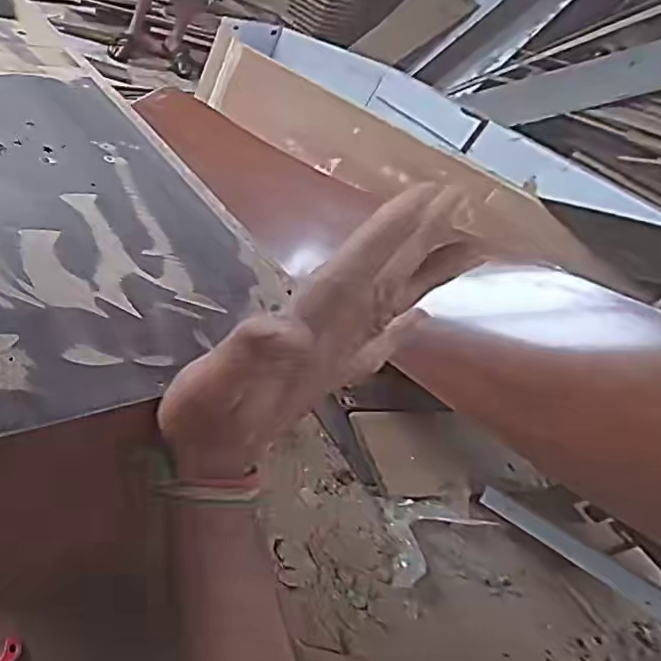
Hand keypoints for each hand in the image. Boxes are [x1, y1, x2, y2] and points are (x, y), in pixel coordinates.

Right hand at [159, 184, 479, 478]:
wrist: (208, 464)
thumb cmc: (200, 420)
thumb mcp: (209, 386)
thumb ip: (243, 357)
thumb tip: (281, 329)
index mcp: (299, 340)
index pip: (347, 280)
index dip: (382, 239)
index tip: (422, 196)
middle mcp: (325, 348)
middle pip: (378, 290)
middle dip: (414, 245)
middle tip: (455, 200)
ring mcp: (326, 365)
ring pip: (383, 314)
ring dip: (419, 279)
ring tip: (461, 247)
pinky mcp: (319, 378)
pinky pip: (371, 349)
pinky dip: (398, 330)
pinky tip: (417, 316)